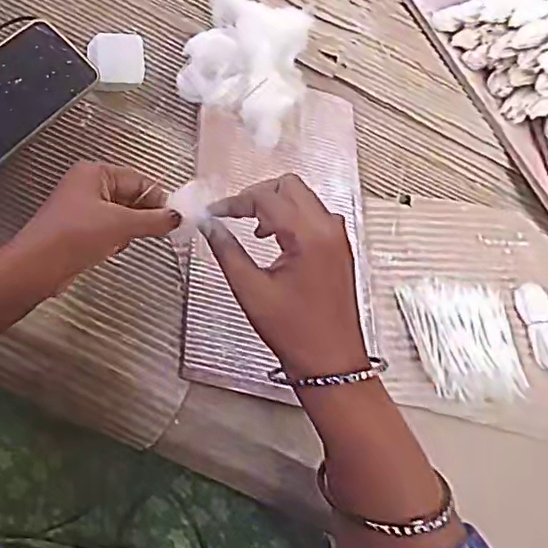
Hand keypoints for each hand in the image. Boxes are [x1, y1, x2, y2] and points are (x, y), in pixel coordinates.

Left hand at [8, 161, 178, 289]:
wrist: (37, 266)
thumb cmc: (71, 236)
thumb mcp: (120, 225)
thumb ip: (153, 220)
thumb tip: (175, 217)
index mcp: (93, 173)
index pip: (139, 180)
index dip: (158, 199)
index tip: (175, 217)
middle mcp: (86, 186)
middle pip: (130, 198)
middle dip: (141, 218)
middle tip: (153, 232)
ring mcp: (80, 209)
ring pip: (120, 218)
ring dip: (125, 232)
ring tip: (117, 242)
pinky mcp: (77, 231)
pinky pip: (107, 232)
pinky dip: (112, 241)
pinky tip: (106, 250)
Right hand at [201, 175, 366, 376]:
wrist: (330, 362)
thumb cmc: (297, 332)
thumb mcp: (250, 288)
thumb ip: (226, 249)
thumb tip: (210, 226)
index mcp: (308, 237)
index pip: (265, 197)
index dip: (234, 202)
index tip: (215, 212)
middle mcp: (328, 231)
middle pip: (288, 185)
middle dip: (256, 194)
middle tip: (232, 212)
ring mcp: (337, 238)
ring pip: (302, 196)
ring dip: (273, 203)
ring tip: (249, 225)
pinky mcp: (337, 249)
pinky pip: (312, 214)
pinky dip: (288, 215)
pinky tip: (270, 236)